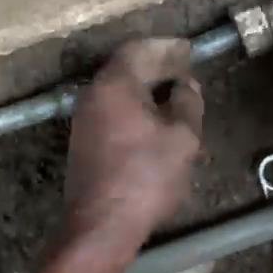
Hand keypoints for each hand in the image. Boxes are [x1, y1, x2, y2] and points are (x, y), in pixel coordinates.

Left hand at [60, 38, 204, 257]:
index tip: (187, 49)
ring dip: (146, 86)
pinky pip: (112, 107)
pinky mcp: (84, 139)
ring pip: (118, 89)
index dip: (165, 47)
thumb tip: (186, 84)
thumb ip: (187, 103)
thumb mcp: (182, 138)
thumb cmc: (145, 177)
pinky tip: (154, 118)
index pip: (139, 49)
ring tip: (175, 92)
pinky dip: (135, 103)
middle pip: (126, 67)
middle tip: (184, 67)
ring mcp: (84, 117)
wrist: (100, 225)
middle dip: (156, 64)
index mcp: (114, 84)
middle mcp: (94, 93)